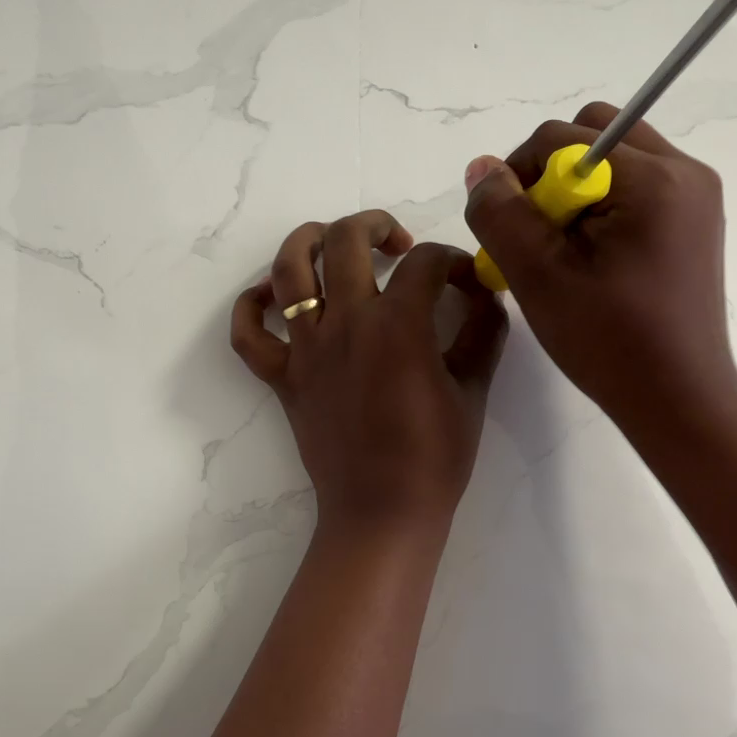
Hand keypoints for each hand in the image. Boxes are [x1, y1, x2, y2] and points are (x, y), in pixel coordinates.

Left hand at [231, 210, 507, 536]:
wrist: (382, 512)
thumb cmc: (435, 458)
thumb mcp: (473, 390)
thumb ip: (483, 333)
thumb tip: (488, 296)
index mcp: (398, 324)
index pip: (426, 264)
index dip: (452, 261)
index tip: (463, 280)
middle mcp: (345, 322)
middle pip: (347, 240)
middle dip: (377, 224)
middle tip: (397, 244)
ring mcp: (306, 349)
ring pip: (287, 269)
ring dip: (308, 240)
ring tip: (331, 244)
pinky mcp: (282, 378)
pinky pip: (248, 334)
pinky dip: (251, 306)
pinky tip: (270, 296)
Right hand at [463, 103, 736, 434]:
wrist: (677, 398)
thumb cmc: (607, 342)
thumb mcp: (539, 277)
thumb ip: (501, 215)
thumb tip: (482, 169)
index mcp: (654, 179)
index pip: (561, 137)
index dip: (518, 175)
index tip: (509, 231)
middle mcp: (684, 171)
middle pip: (593, 132)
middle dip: (551, 173)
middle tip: (540, 235)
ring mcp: (695, 195)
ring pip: (613, 157)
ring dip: (575, 191)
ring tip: (564, 252)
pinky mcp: (693, 220)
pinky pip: (634, 186)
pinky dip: (601, 207)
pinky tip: (591, 260)